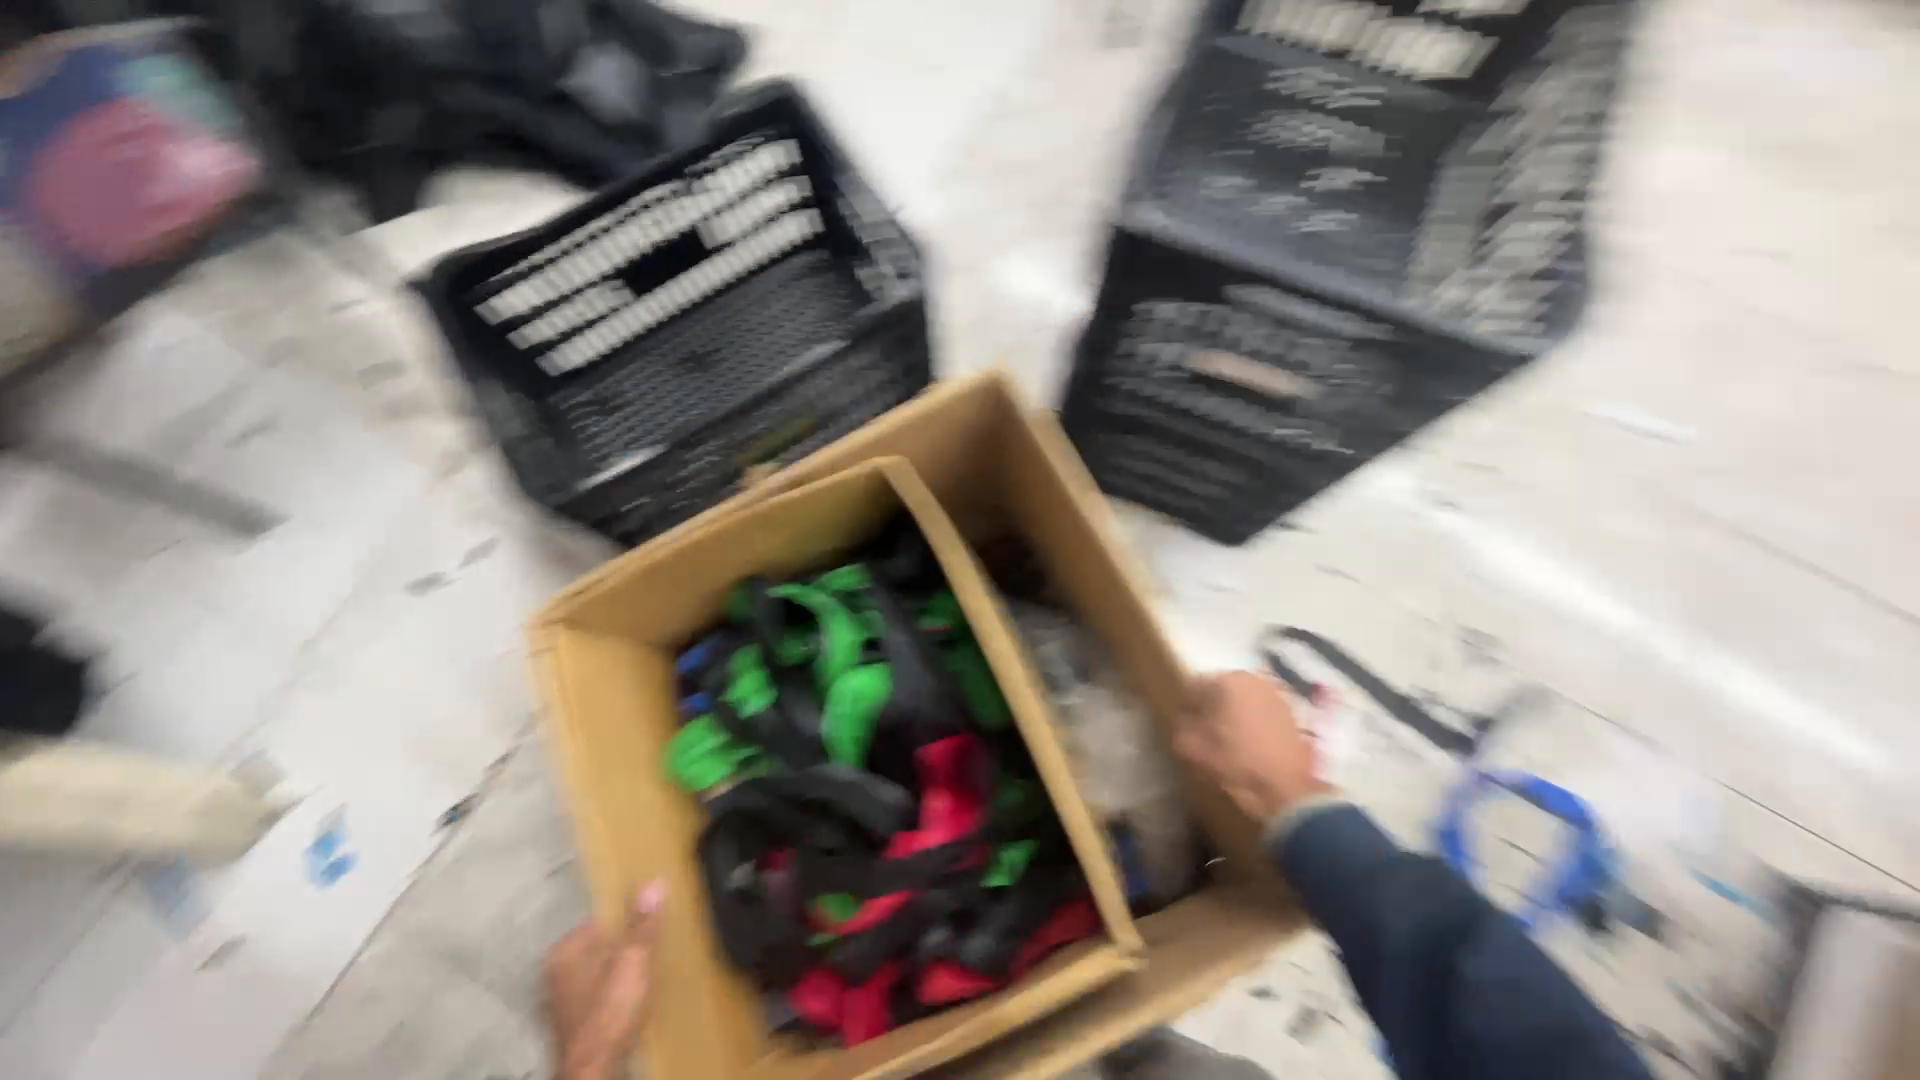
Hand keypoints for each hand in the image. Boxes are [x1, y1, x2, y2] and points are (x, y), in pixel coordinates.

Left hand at [546, 881, 664, 1079]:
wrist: (592, 1074)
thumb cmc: (609, 1015)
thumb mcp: (633, 964)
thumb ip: (643, 926)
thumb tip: (654, 883)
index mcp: (565, 952)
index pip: (602, 920)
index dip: (630, 922)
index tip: (652, 926)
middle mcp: (554, 972)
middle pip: (599, 946)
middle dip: (624, 947)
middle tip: (653, 950)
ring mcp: (558, 1000)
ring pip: (597, 971)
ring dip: (619, 971)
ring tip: (647, 974)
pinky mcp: (569, 1022)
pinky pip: (595, 993)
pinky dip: (612, 993)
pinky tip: (630, 1000)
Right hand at [1174, 671, 1330, 821]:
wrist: (1284, 789)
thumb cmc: (1233, 762)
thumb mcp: (1190, 747)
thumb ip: (1180, 725)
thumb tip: (1184, 719)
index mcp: (1226, 681)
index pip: (1192, 687)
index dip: (1184, 708)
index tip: (1182, 728)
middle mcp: (1252, 680)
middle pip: (1219, 691)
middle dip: (1209, 709)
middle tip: (1203, 734)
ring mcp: (1275, 695)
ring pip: (1241, 702)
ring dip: (1231, 716)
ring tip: (1226, 742)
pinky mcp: (1291, 714)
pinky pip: (1260, 713)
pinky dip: (1251, 724)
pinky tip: (1247, 746)